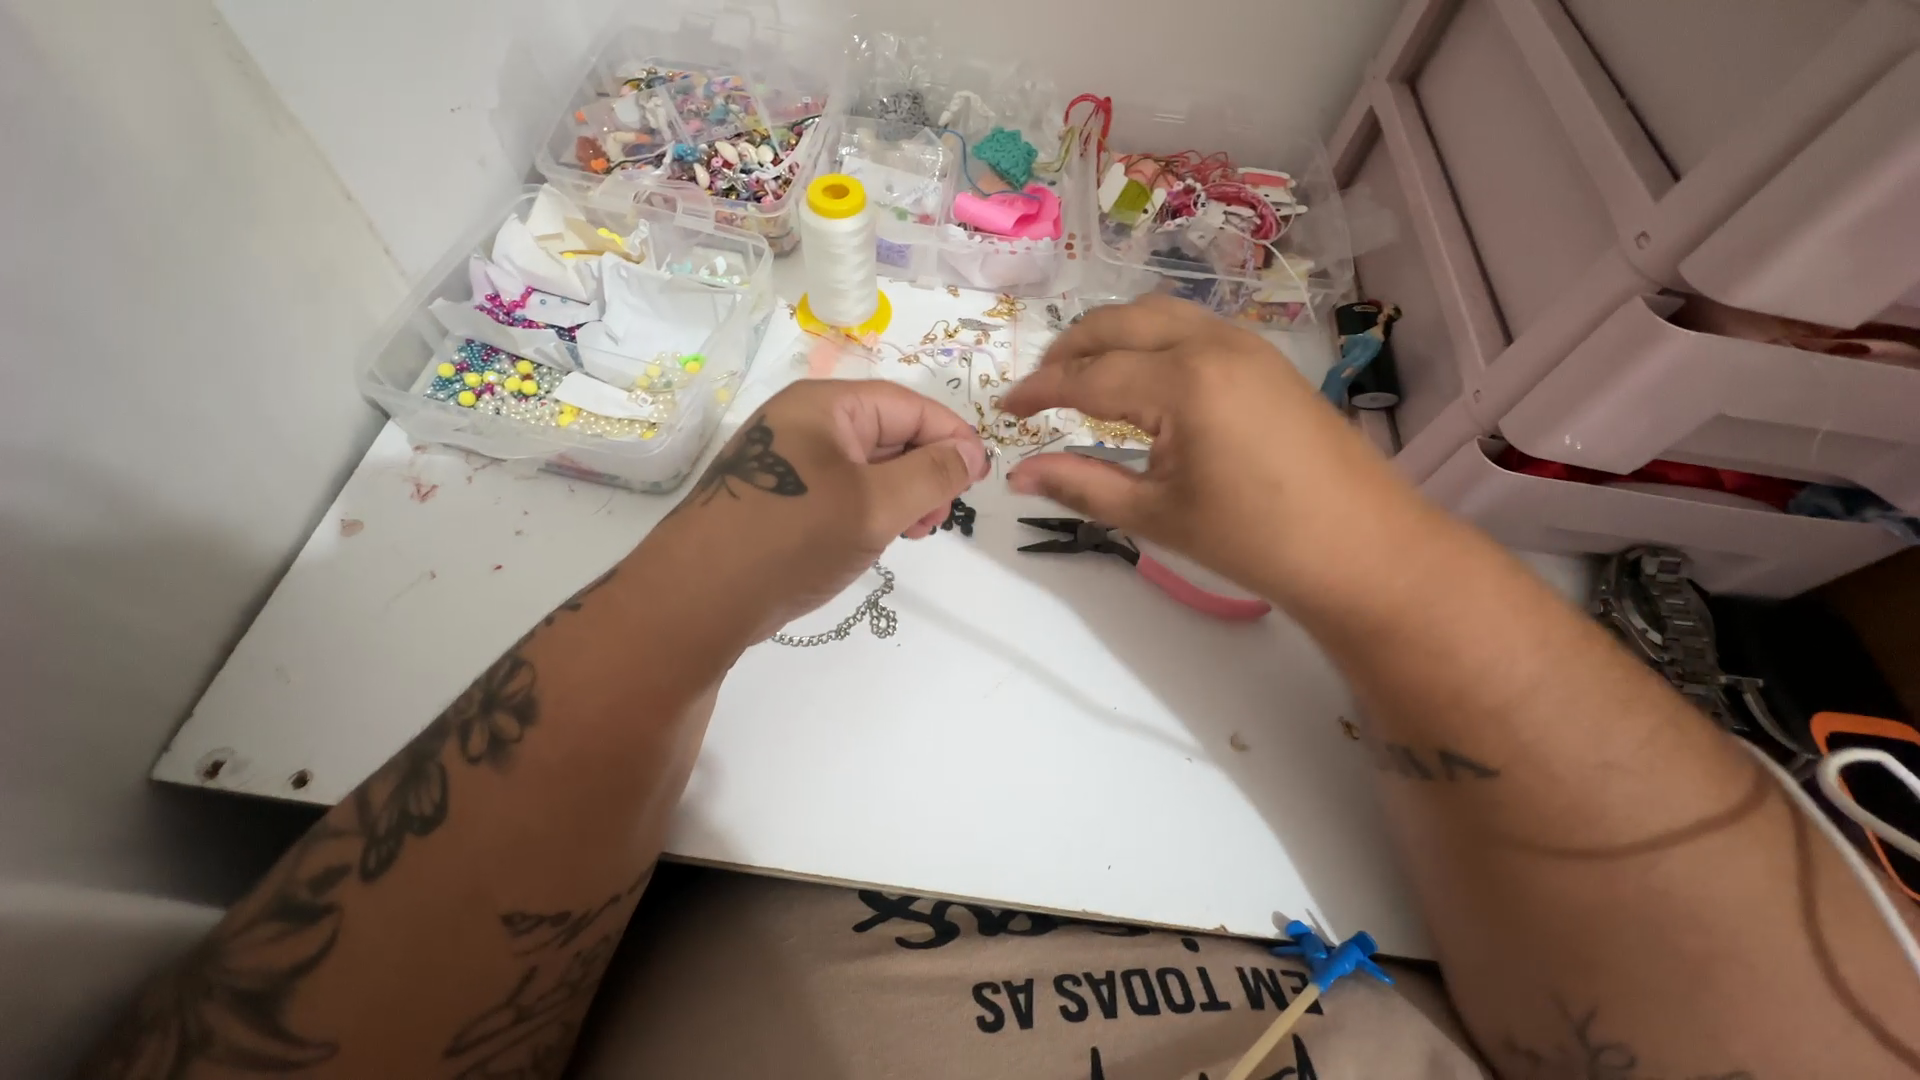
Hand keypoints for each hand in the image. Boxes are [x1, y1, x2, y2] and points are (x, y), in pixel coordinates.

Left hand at [641, 379, 989, 646]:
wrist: (698, 600)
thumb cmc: (792, 540)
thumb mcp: (875, 505)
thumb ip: (932, 474)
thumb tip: (972, 452)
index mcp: (824, 406)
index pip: (908, 406)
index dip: (951, 437)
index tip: (980, 478)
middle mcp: (804, 423)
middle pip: (887, 433)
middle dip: (926, 471)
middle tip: (938, 518)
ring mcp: (788, 462)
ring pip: (866, 466)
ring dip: (900, 495)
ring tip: (912, 533)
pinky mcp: (779, 499)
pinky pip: (841, 491)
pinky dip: (870, 510)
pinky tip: (876, 539)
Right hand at [1000, 295, 1424, 608]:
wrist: (1359, 547)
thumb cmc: (1253, 539)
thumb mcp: (1155, 515)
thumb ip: (1080, 485)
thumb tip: (1018, 475)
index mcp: (1183, 383)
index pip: (1088, 376)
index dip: (1039, 391)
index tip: (1005, 408)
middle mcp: (1212, 344)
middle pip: (1118, 323)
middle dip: (1068, 350)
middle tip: (1038, 390)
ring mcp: (1245, 344)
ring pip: (1157, 315)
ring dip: (1110, 337)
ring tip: (1082, 377)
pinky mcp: (1265, 357)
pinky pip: (1191, 328)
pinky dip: (1150, 341)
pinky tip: (1141, 379)